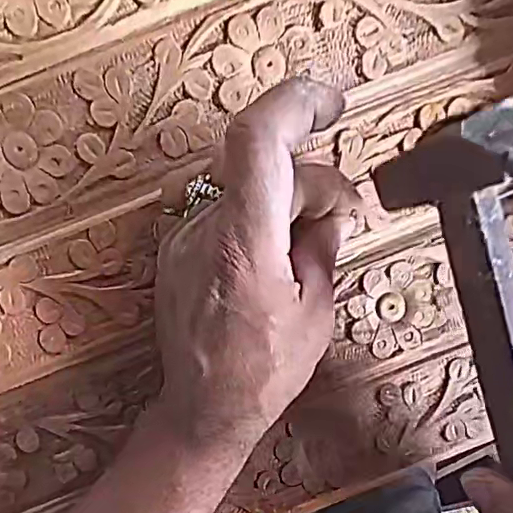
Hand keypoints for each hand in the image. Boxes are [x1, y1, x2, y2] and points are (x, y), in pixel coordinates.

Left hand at [152, 78, 361, 452]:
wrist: (204, 409)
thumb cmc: (260, 375)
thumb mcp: (314, 312)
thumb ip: (323, 248)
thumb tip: (332, 213)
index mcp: (244, 246)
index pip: (258, 138)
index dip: (297, 103)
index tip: (331, 106)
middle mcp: (203, 234)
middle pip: (261, 165)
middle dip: (311, 181)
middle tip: (339, 221)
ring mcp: (182, 243)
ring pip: (240, 186)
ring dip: (281, 199)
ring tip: (303, 244)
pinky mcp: (174, 255)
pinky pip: (219, 210)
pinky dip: (252, 216)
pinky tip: (271, 252)